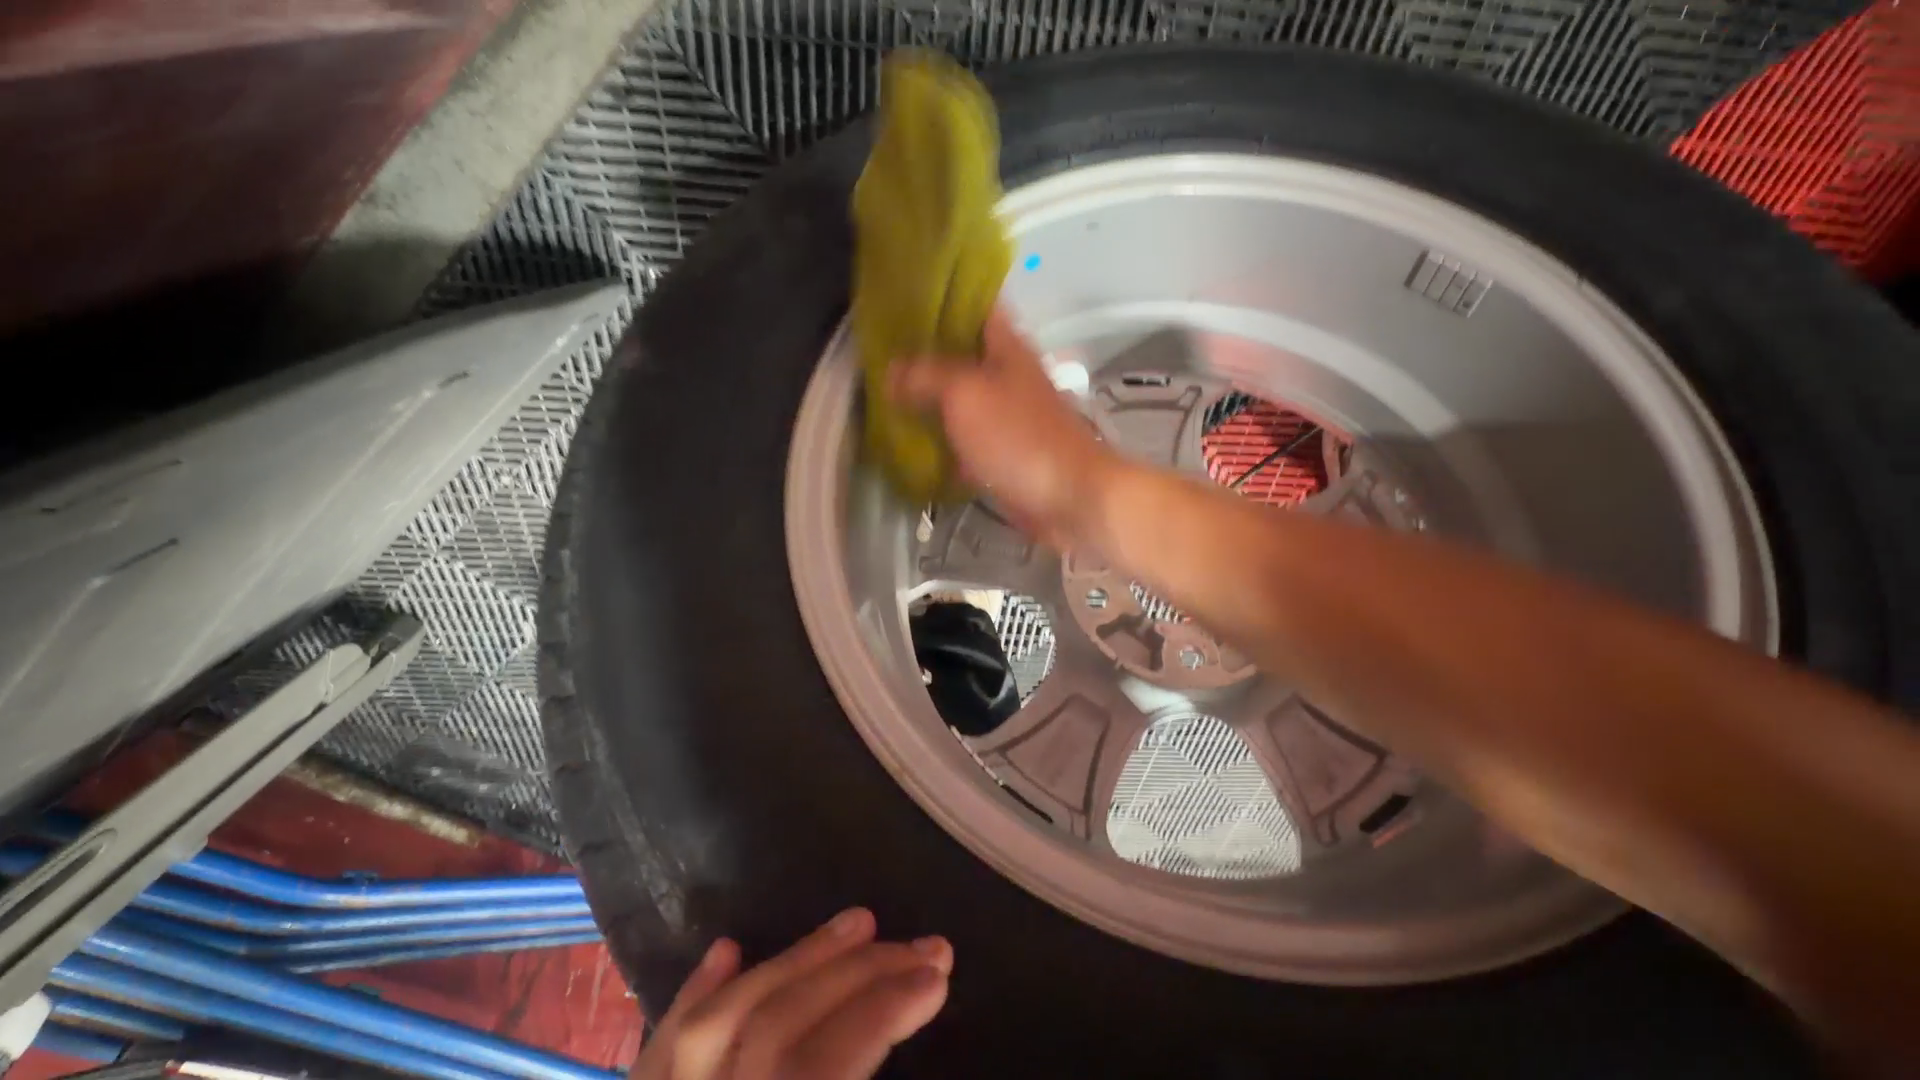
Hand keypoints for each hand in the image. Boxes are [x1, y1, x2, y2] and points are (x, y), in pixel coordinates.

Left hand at [631, 908, 950, 1079]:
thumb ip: (847, 1074)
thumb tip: (884, 1034)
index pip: (828, 1061)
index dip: (886, 1011)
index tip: (938, 975)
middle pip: (780, 1025)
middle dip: (859, 976)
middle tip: (924, 945)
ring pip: (722, 1019)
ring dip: (795, 962)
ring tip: (857, 923)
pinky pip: (657, 1046)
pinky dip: (695, 992)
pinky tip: (728, 948)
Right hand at [890, 308, 1118, 547]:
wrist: (1071, 499)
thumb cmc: (1021, 437)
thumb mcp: (965, 394)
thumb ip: (925, 375)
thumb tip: (891, 371)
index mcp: (1006, 346)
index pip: (974, 303)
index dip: (940, 296)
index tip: (900, 299)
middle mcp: (1007, 374)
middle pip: (962, 351)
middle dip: (923, 352)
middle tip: (878, 353)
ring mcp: (1007, 415)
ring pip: (960, 396)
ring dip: (928, 397)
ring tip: (882, 394)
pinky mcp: (1003, 453)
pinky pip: (963, 438)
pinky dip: (940, 439)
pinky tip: (908, 441)